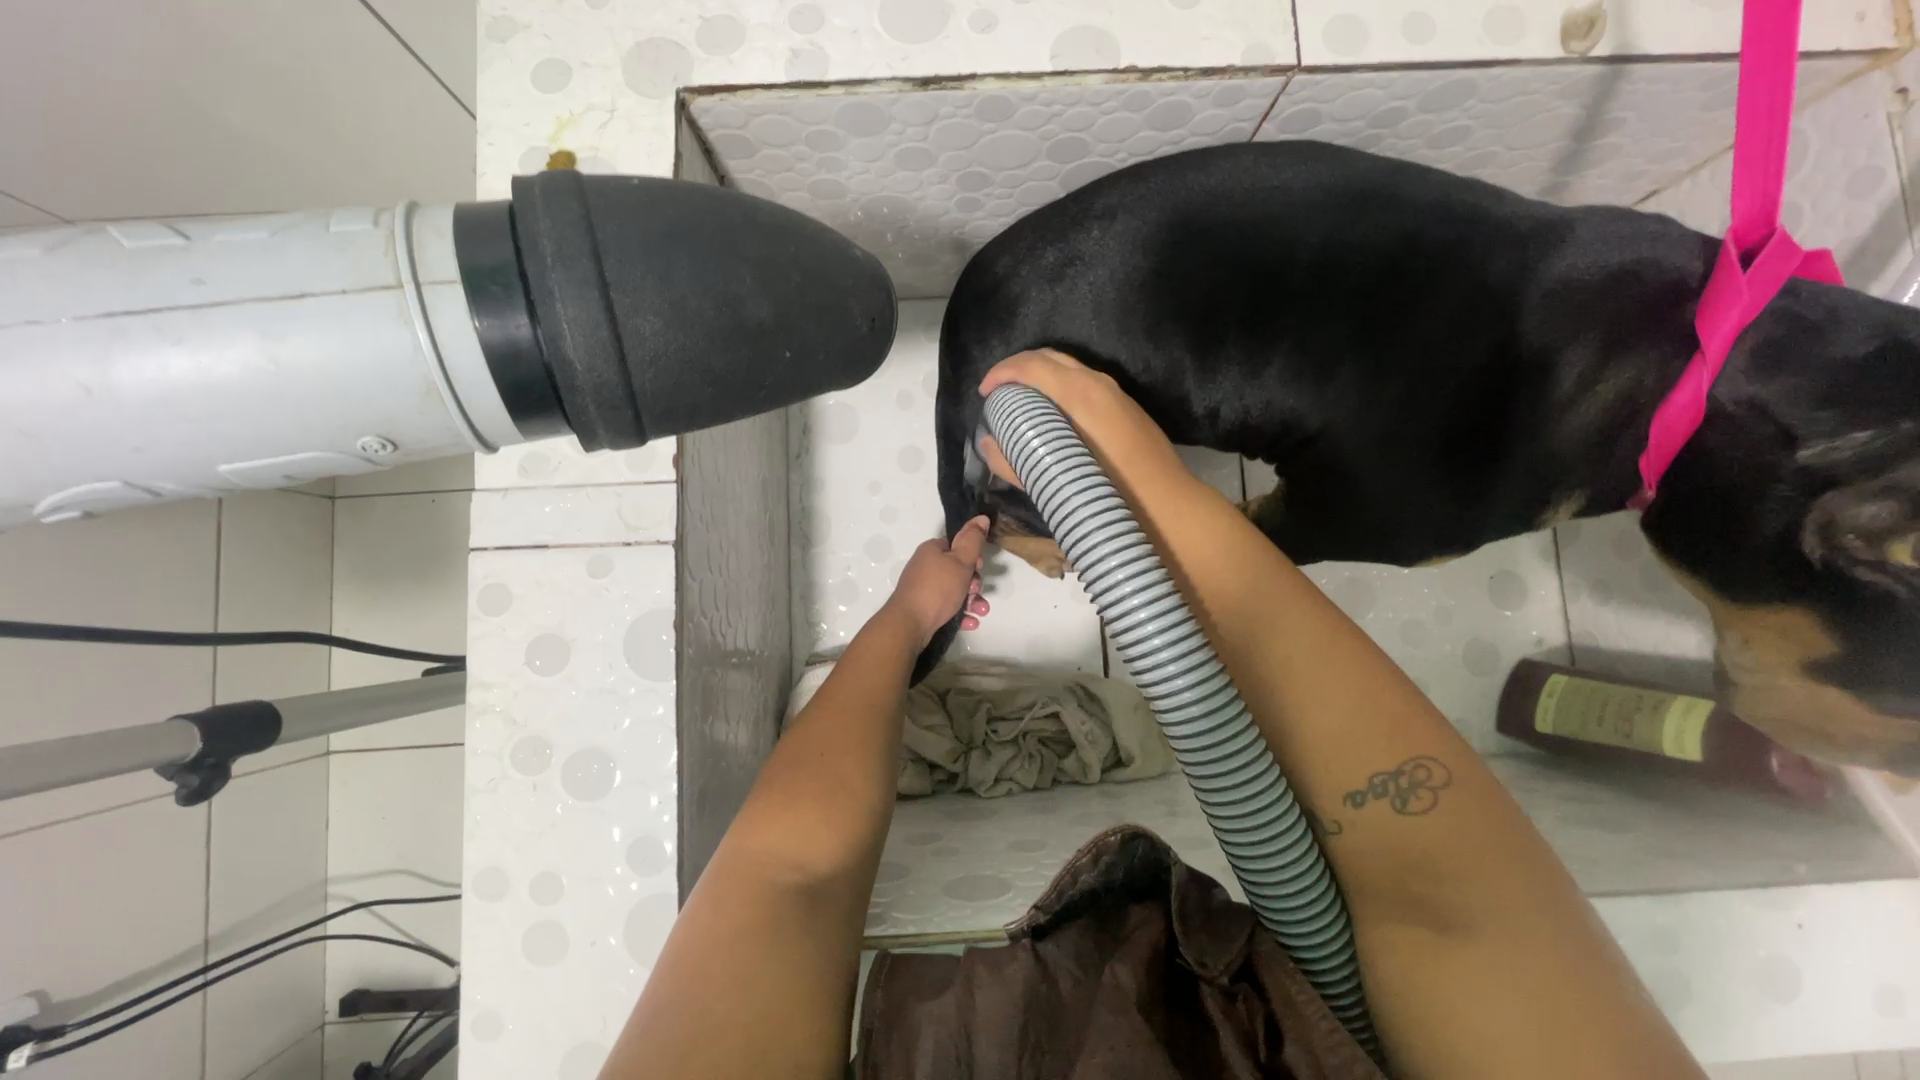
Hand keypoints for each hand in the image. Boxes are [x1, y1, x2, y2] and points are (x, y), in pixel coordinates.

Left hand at [883, 516, 992, 645]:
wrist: (910, 623)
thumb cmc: (938, 588)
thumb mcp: (960, 561)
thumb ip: (973, 540)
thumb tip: (982, 517)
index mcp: (932, 550)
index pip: (956, 546)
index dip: (972, 556)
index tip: (979, 567)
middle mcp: (925, 567)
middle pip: (957, 570)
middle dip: (973, 583)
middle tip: (976, 591)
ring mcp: (923, 588)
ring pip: (954, 591)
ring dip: (971, 601)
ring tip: (980, 611)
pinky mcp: (923, 608)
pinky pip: (946, 607)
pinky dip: (960, 614)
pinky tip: (970, 622)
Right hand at [975, 349, 1183, 490]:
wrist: (1167, 505)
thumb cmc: (1109, 494)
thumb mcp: (1053, 482)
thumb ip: (1014, 462)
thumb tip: (989, 444)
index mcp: (1080, 393)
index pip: (1031, 365)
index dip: (1001, 373)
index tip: (984, 393)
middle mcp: (1098, 382)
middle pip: (1049, 357)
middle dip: (1017, 369)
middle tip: (998, 392)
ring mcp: (1115, 392)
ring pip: (1068, 368)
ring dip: (1040, 377)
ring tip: (1021, 402)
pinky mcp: (1125, 405)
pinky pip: (1083, 382)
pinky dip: (1058, 388)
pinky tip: (1051, 414)